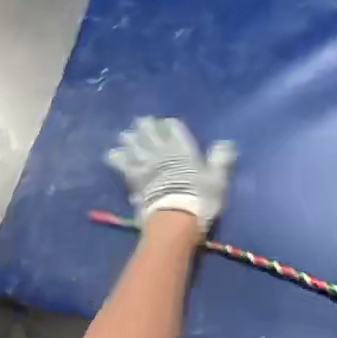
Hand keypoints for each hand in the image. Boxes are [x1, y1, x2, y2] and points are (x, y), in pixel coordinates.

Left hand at [105, 116, 234, 229]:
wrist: (176, 217)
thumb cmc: (201, 199)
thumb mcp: (217, 179)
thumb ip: (220, 160)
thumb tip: (225, 144)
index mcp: (185, 150)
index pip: (175, 130)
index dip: (170, 125)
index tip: (165, 121)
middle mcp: (163, 153)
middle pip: (152, 134)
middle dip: (146, 127)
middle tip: (140, 121)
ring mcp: (146, 164)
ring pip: (135, 146)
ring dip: (130, 139)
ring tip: (124, 135)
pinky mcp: (133, 178)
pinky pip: (122, 164)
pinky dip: (116, 158)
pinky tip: (111, 153)